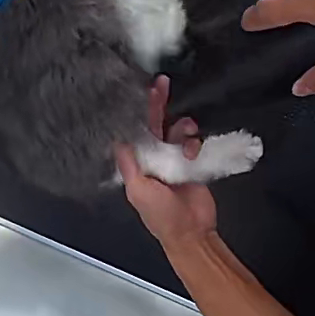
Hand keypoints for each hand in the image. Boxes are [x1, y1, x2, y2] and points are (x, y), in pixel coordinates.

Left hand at [116, 76, 214, 247]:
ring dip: (182, 128)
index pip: (135, 131)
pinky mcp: (195, 164)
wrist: (192, 231)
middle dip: (158, 104)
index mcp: (138, 164)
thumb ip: (129, 163)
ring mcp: (176, 161)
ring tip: (186, 136)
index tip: (139, 92)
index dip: (137, 112)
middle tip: (162, 84)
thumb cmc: (162, 217)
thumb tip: (118, 138)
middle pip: (156, 124)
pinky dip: (196, 143)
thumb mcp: (138, 190)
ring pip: (178, 131)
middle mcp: (156, 159)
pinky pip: (195, 143)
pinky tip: (194, 152)